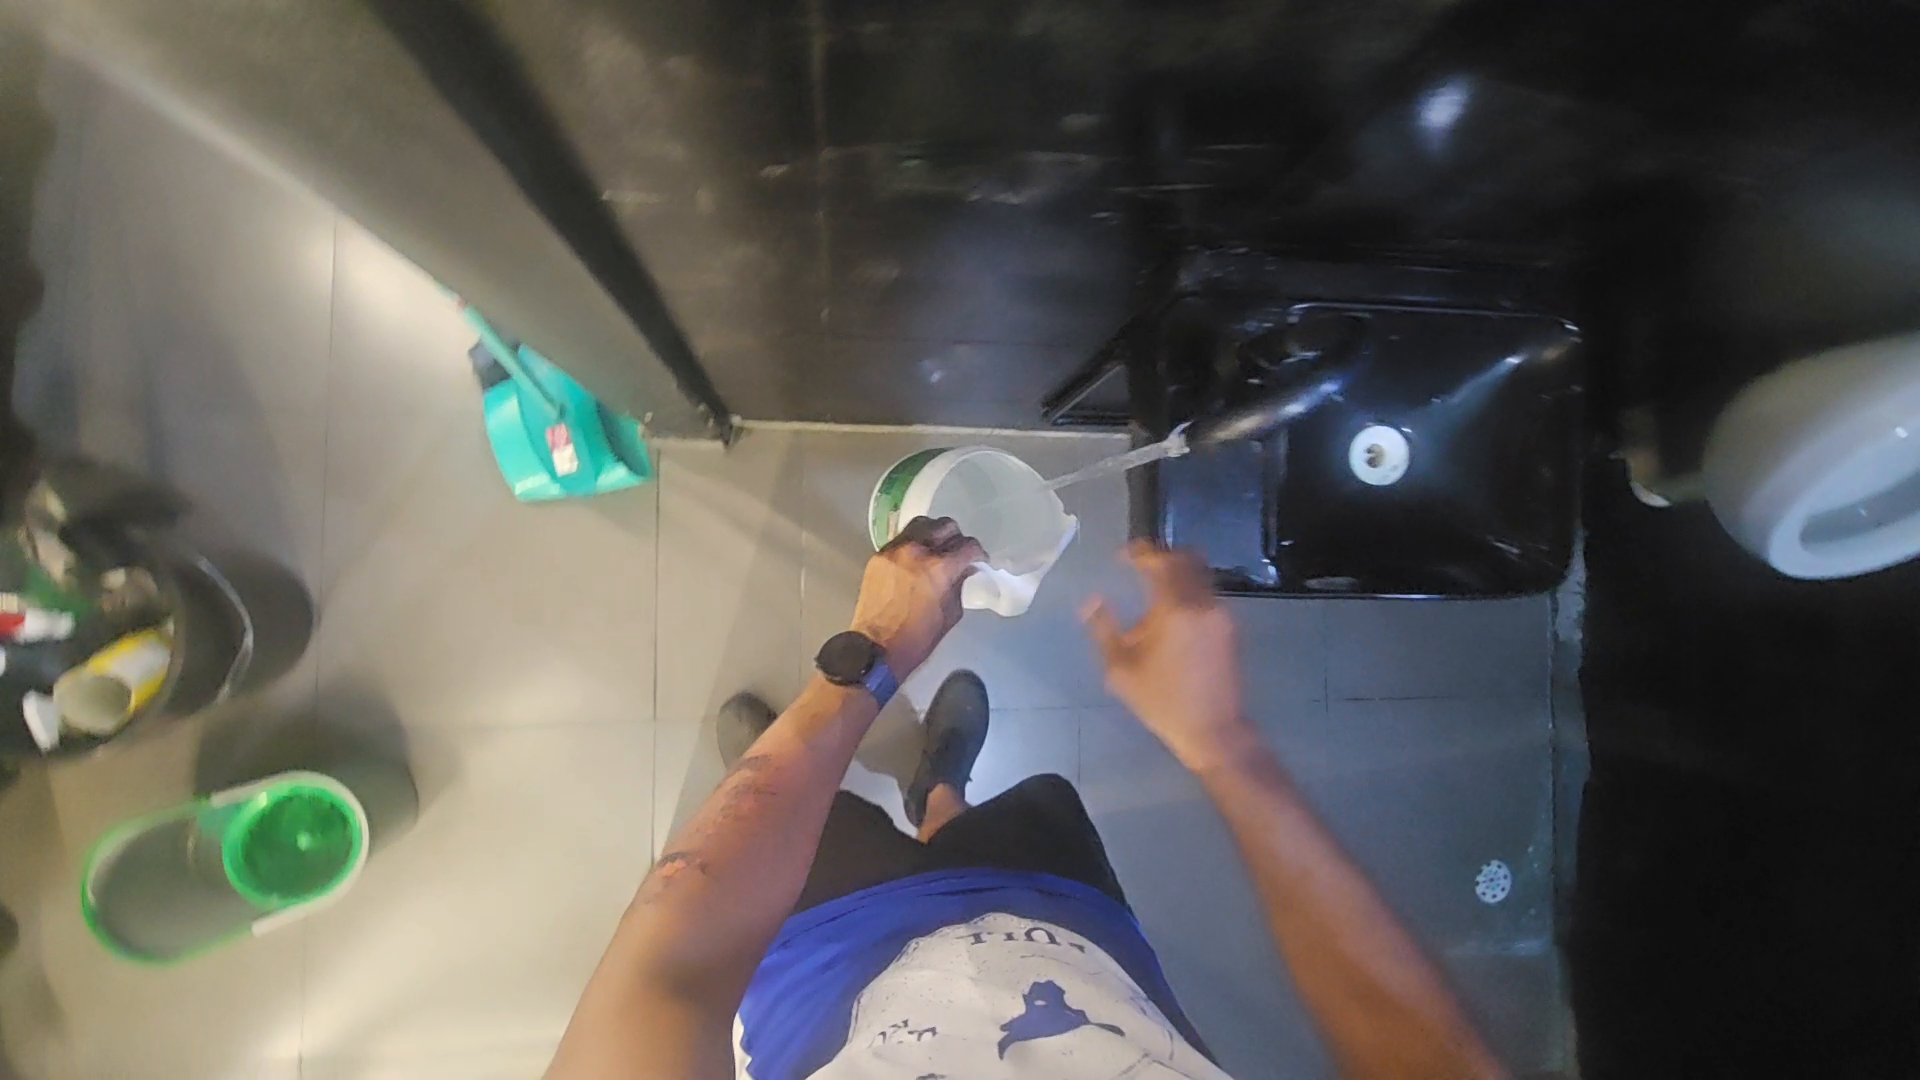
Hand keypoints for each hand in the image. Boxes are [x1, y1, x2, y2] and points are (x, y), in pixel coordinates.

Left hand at [850, 516, 986, 677]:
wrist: (875, 648)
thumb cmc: (918, 638)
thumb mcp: (951, 614)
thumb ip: (960, 584)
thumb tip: (964, 569)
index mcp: (940, 568)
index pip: (968, 546)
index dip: (978, 553)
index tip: (979, 560)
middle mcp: (917, 551)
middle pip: (945, 526)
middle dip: (957, 539)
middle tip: (958, 553)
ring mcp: (895, 550)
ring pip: (922, 525)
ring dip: (934, 534)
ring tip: (937, 550)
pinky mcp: (879, 555)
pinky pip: (902, 539)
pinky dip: (914, 543)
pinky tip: (916, 559)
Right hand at [1082, 541, 1256, 772]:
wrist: (1213, 730)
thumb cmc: (1161, 701)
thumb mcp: (1120, 669)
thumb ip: (1103, 629)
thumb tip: (1092, 601)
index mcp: (1175, 609)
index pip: (1161, 563)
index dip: (1141, 553)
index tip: (1125, 555)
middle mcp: (1203, 604)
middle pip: (1187, 561)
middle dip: (1163, 557)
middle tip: (1141, 562)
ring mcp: (1221, 615)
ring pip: (1200, 576)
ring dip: (1178, 573)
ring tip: (1154, 585)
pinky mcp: (1230, 628)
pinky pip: (1207, 595)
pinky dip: (1189, 590)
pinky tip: (1173, 609)